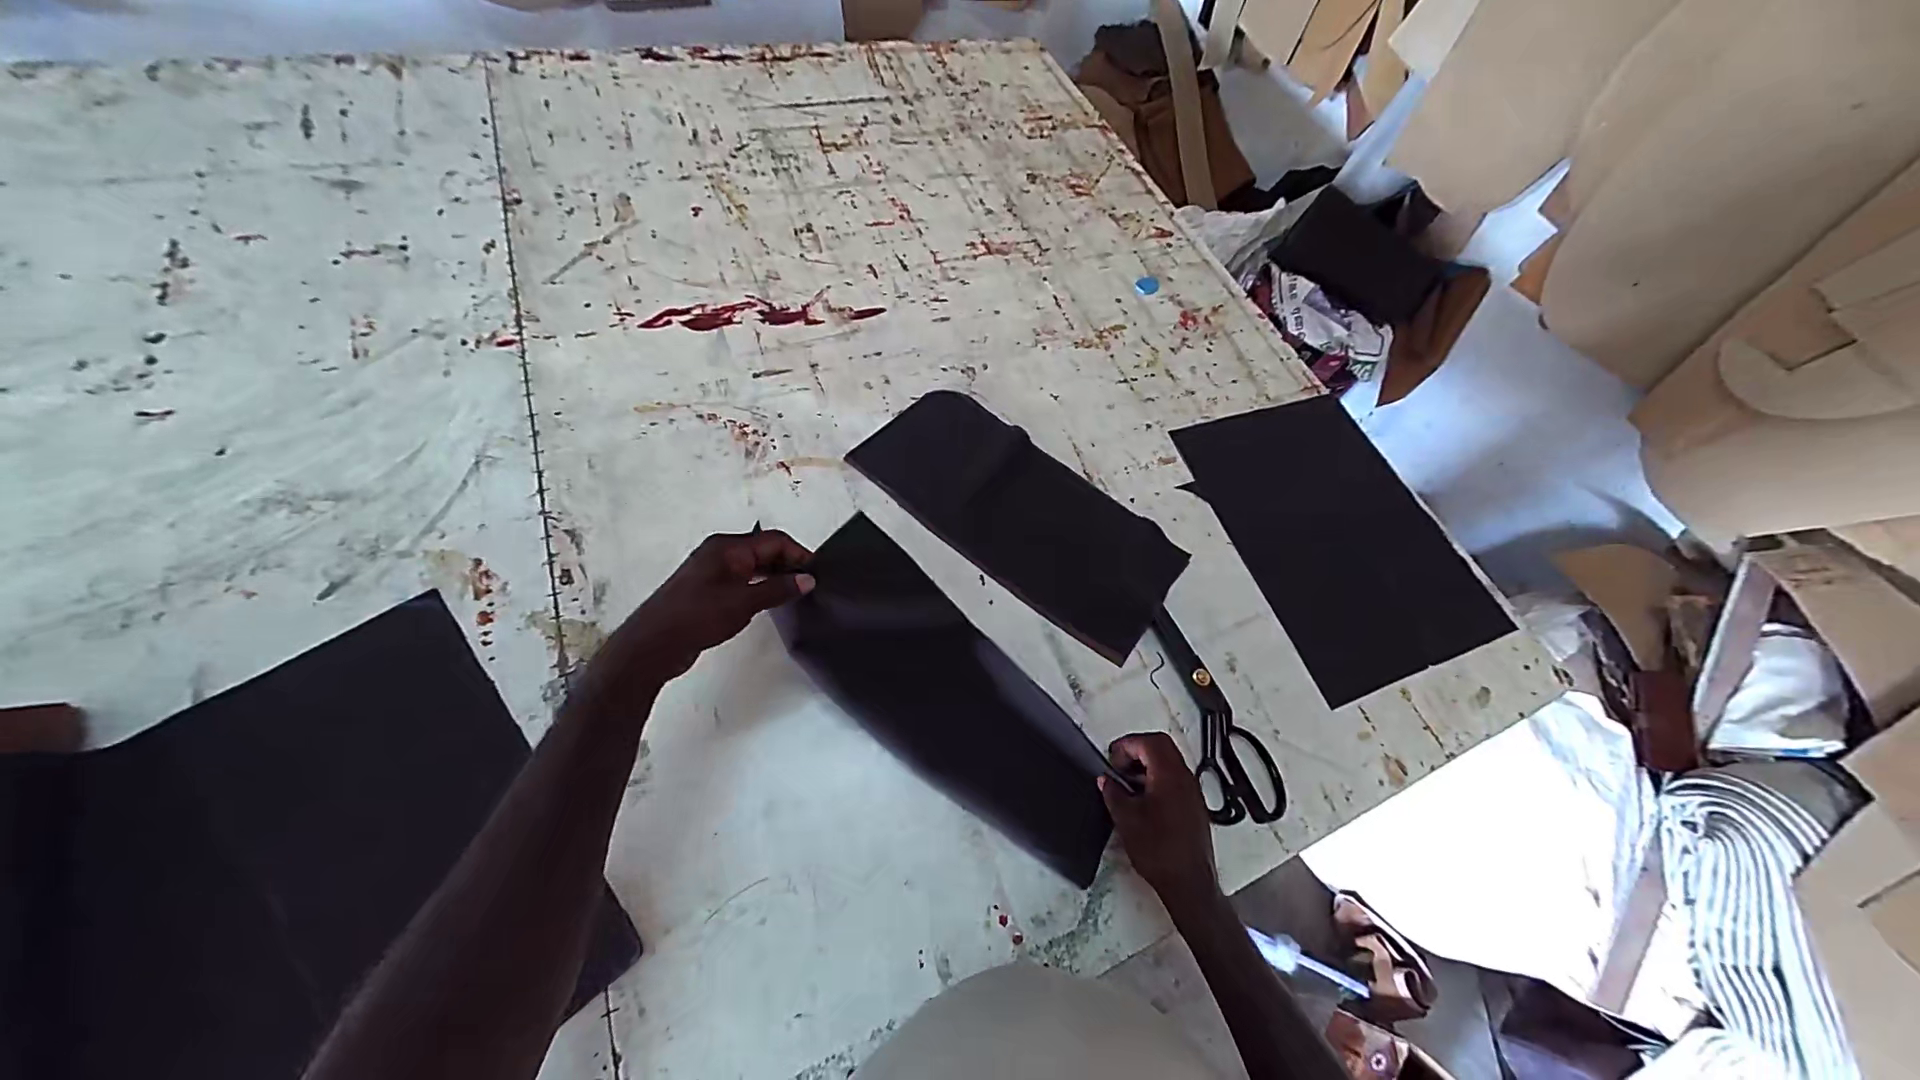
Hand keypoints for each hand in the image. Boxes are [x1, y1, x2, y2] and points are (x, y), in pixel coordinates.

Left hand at [568, 530, 813, 717]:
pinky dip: (759, 586)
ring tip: (795, 594)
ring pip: (753, 566)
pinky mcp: (707, 590)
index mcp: (727, 547)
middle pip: (763, 550)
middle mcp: (719, 553)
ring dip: (774, 576)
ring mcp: (711, 571)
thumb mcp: (744, 602)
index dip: (798, 553)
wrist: (653, 644)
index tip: (816, 572)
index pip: (773, 540)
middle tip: (810, 584)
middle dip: (788, 563)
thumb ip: (778, 589)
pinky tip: (769, 602)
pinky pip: (742, 580)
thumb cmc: (696, 617)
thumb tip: (807, 579)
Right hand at [1099, 732, 1219, 912]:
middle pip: (1162, 746)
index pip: (1149, 742)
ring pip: (1170, 762)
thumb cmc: (1159, 851)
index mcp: (1169, 775)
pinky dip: (1157, 778)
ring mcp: (1193, 793)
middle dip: (1137, 749)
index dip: (1126, 745)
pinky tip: (1142, 800)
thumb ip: (1113, 792)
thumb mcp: (1126, 818)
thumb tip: (1107, 781)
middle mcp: (1185, 779)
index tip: (1112, 758)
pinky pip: (1175, 779)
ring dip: (1147, 764)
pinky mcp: (1194, 807)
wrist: (1188, 883)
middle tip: (1119, 764)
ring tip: (1127, 783)